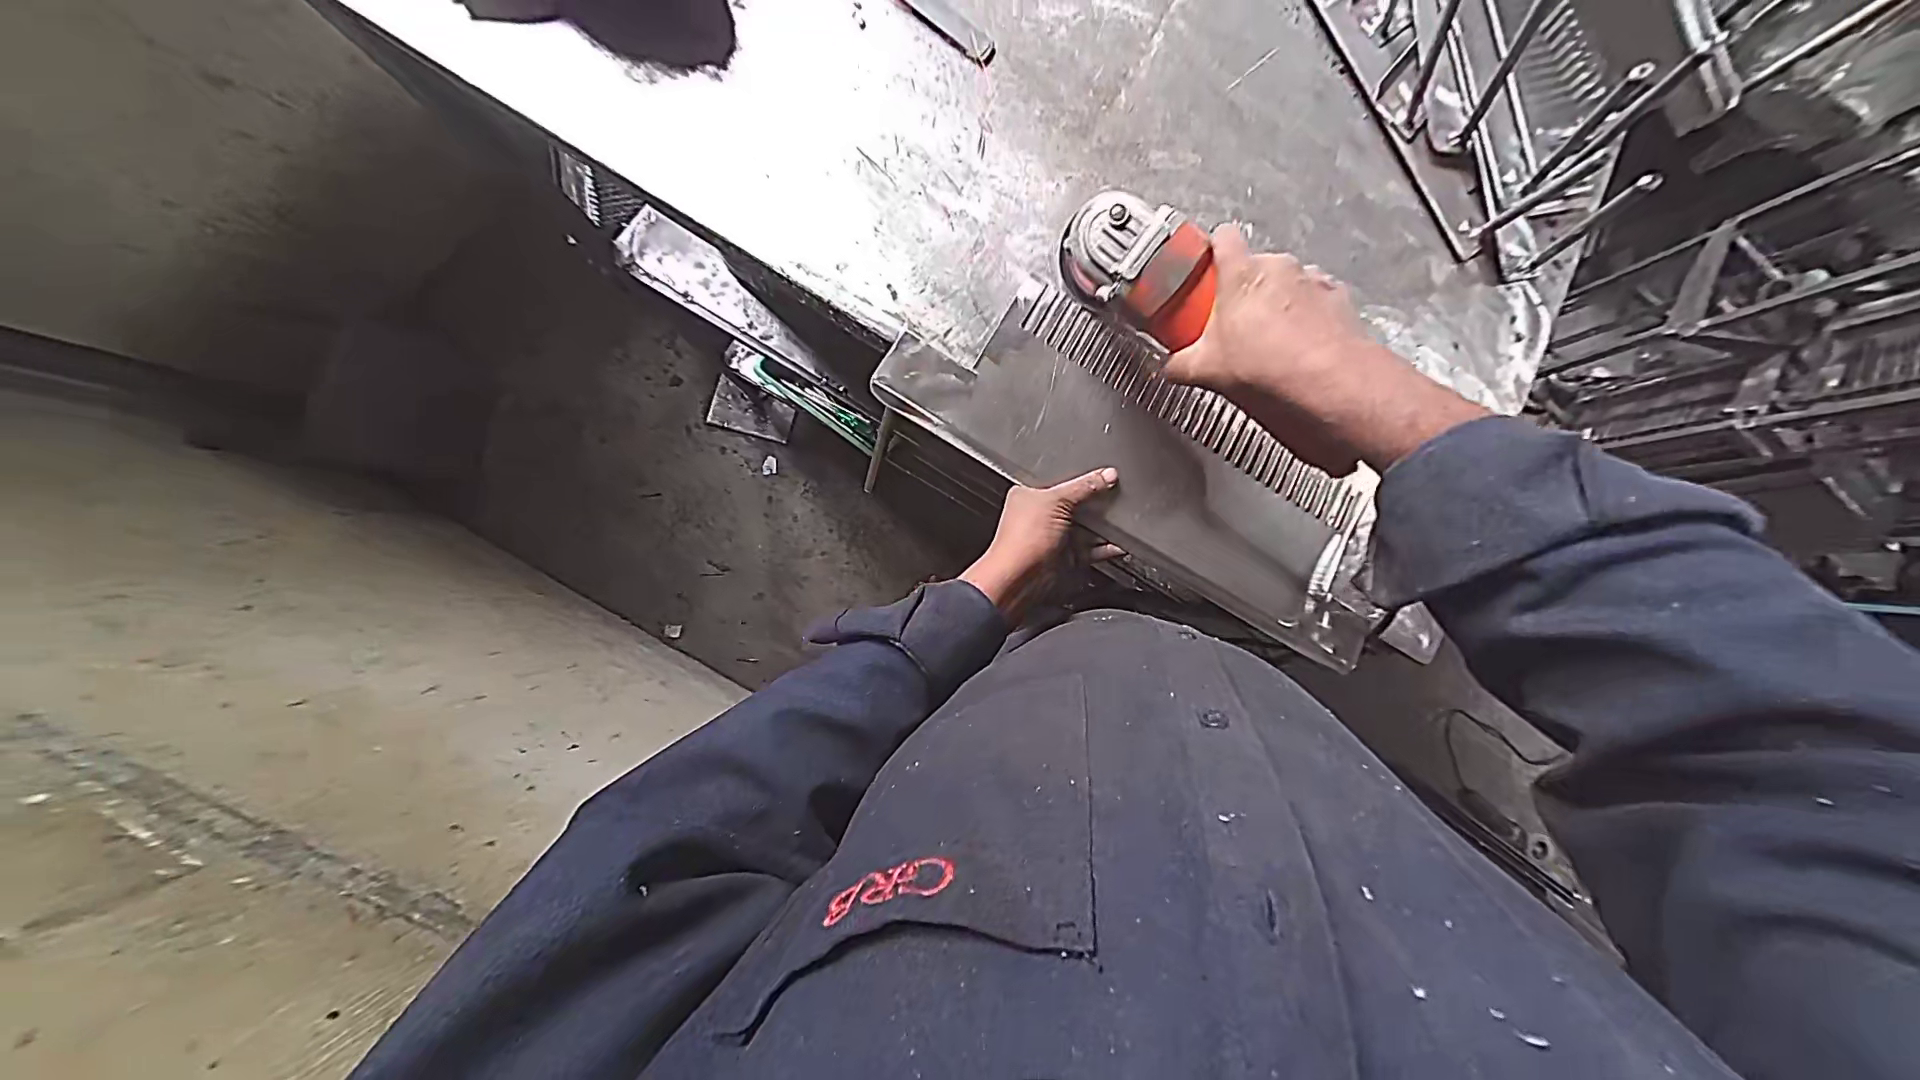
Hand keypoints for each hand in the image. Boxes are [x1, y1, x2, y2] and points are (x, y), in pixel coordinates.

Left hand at [960, 468, 1122, 623]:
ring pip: (1088, 527)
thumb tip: (1106, 476)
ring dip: (1105, 525)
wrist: (1019, 580)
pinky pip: (1093, 548)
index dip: (1080, 477)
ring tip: (1124, 517)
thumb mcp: (1055, 501)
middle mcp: (1043, 516)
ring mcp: (1056, 537)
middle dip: (1096, 501)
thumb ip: (1083, 487)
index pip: (1060, 480)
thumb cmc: (1022, 540)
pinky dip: (1108, 546)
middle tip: (1117, 493)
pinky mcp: (1068, 556)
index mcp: (1030, 495)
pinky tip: (1120, 541)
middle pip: (1077, 504)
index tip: (1104, 473)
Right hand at [1162, 224, 1488, 473]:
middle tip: (1229, 324)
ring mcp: (1311, 281)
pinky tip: (1292, 348)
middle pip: (1253, 266)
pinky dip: (1302, 319)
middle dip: (1241, 291)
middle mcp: (1279, 267)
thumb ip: (1179, 364)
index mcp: (1241, 274)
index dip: (1213, 248)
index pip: (1223, 238)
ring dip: (1273, 305)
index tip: (1206, 266)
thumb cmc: (1268, 365)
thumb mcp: (1204, 369)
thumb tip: (1171, 368)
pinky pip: (1312, 302)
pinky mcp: (1336, 299)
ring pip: (1284, 284)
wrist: (1325, 381)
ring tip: (1263, 342)